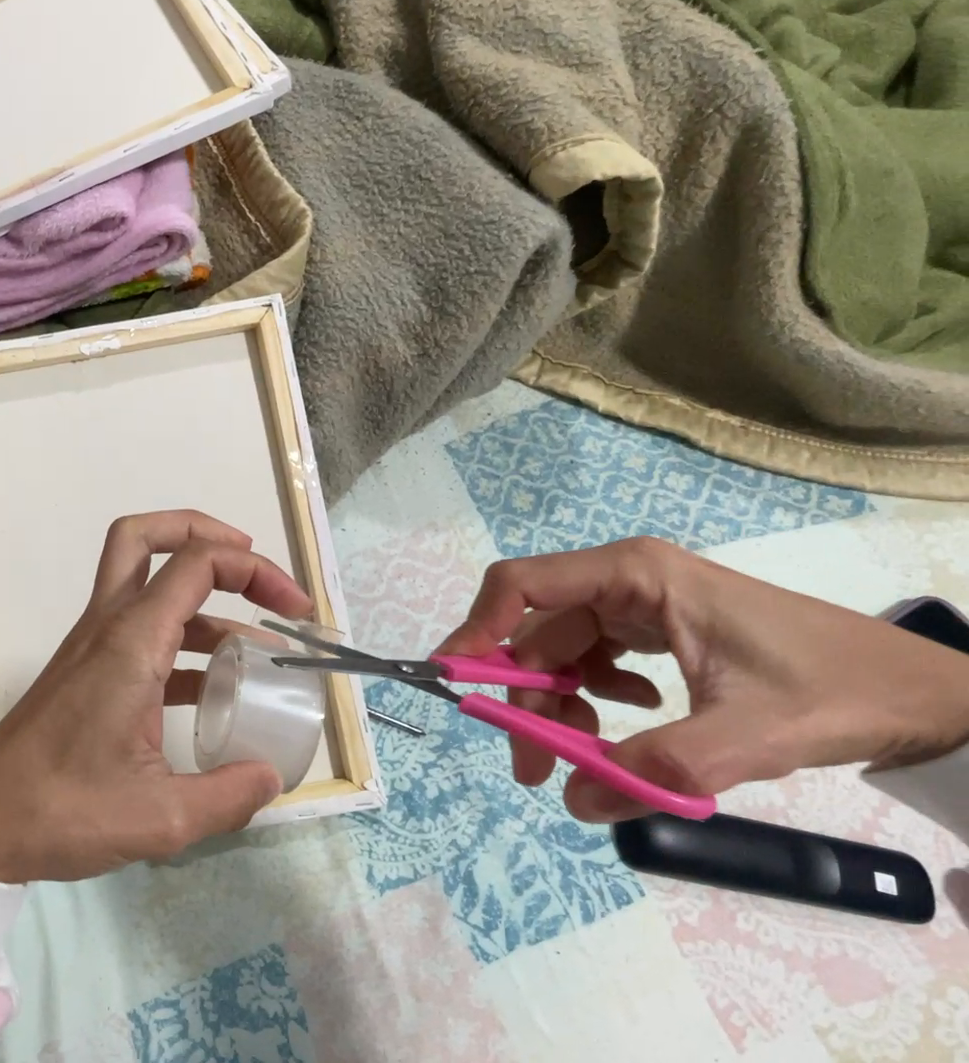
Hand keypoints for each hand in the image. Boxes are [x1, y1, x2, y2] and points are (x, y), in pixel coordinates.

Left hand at [0, 510, 314, 883]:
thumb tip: (273, 777)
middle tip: (259, 577)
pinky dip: (182, 643)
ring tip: (262, 649)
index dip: (255, 568)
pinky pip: (140, 635)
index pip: (195, 563)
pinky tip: (216, 689)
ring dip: (203, 601)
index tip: (297, 611)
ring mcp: (91, 648)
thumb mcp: (159, 818)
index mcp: (128, 644)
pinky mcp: (85, 673)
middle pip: (145, 539)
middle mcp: (106, 629)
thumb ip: (227, 797)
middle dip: (206, 537)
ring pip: (144, 586)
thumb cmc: (63, 813)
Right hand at [438, 538, 968, 822]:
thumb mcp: (751, 734)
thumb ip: (659, 769)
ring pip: (560, 654)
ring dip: (561, 707)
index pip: (519, 585)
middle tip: (533, 767)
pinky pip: (592, 663)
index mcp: (634, 576)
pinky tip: (633, 721)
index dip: (476, 629)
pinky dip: (595, 700)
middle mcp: (623, 581)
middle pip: (536, 634)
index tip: (454, 684)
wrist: (926, 695)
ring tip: (591, 758)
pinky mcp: (653, 630)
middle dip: (526, 697)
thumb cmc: (839, 689)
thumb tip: (574, 799)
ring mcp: (638, 605)